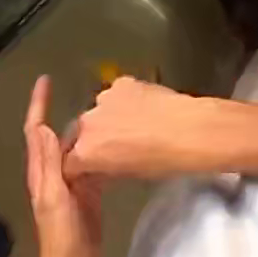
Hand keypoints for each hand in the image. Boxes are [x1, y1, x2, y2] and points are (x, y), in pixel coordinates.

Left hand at [25, 75, 101, 256]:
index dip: (38, 105)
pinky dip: (99, 147)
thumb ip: (48, 163)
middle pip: (54, 135)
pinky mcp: (88, 190)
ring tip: (101, 109)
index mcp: (41, 171)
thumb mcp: (53, 196)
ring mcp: (71, 181)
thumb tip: (41, 127)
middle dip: (60, 111)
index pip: (35, 130)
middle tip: (79, 89)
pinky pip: (91, 161)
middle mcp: (53, 172)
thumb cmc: (60, 232)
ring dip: (83, 127)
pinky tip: (114, 142)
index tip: (45, 80)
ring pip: (75, 147)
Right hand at [63, 76, 232, 179]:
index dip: (80, 166)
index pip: (69, 162)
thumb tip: (101, 164)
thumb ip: (104, 167)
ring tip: (133, 122)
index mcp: (85, 152)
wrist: (188, 129)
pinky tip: (144, 105)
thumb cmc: (161, 161)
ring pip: (98, 110)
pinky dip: (125, 99)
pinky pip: (116, 93)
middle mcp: (87, 123)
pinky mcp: (122, 82)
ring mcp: (104, 99)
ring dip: (109, 116)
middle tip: (115, 144)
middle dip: (92, 139)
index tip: (92, 167)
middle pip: (80, 133)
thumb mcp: (126, 173)